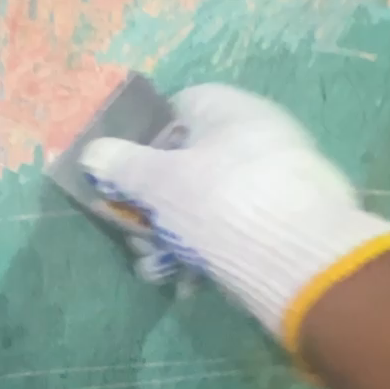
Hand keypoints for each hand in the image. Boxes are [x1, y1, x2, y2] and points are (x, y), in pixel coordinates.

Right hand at [80, 84, 389, 352]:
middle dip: (152, 204)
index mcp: (229, 110)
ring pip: (203, 204)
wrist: (298, 257)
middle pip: (186, 163)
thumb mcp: (158, 183)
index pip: (179, 107)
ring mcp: (272, 179)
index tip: (127, 176)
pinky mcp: (281, 220)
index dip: (145, 140)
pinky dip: (205, 252)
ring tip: (161, 268)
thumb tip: (92, 152)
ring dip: (171, 237)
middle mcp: (255, 136)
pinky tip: (192, 282)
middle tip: (138, 236)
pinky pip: (229, 229)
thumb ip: (121, 167)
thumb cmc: (219, 202)